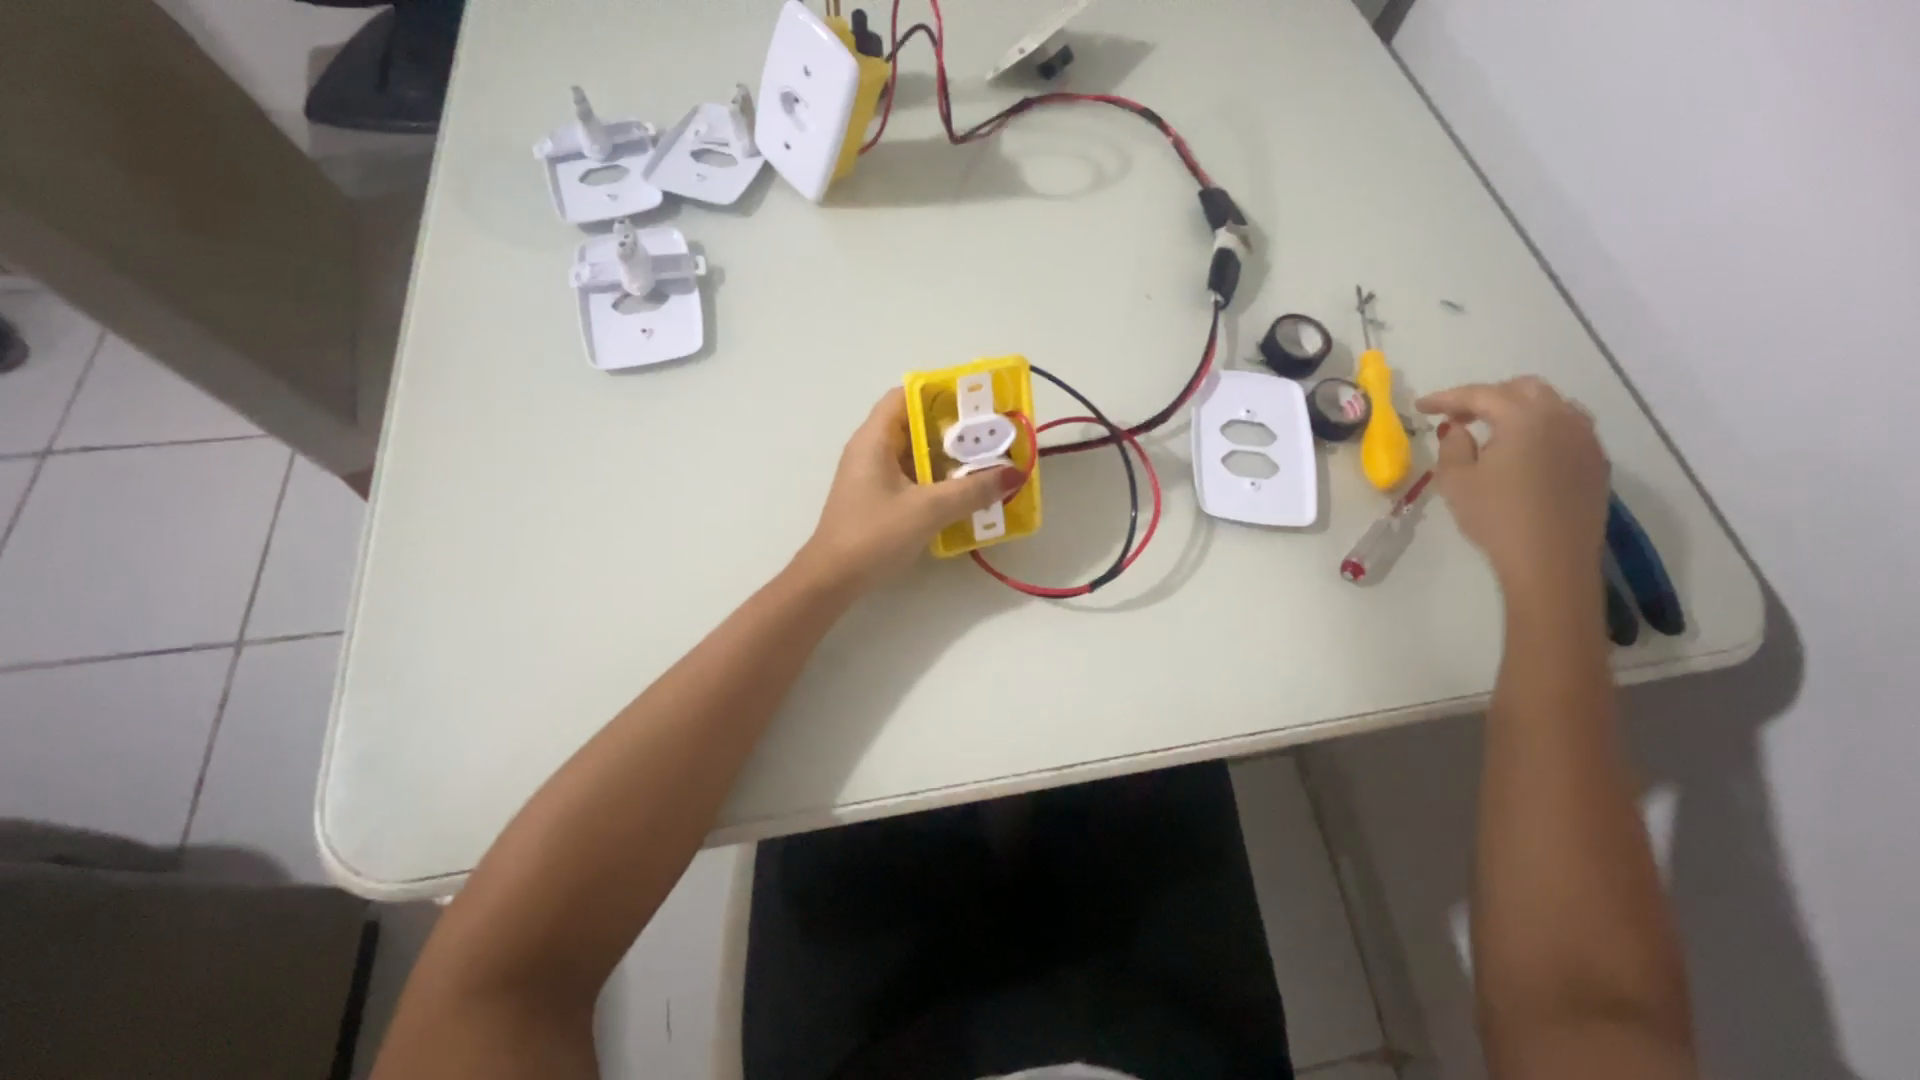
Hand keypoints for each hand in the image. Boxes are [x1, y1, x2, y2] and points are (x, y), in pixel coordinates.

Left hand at [795, 388, 1020, 592]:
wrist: (832, 579)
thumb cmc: (874, 535)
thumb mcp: (928, 510)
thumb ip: (973, 490)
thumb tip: (1014, 473)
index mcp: (874, 438)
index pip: (905, 395)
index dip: (940, 392)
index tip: (975, 399)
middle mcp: (870, 449)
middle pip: (913, 423)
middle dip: (952, 427)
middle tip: (990, 434)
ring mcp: (871, 475)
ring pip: (913, 452)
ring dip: (946, 456)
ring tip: (985, 461)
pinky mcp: (876, 498)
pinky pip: (910, 476)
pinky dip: (935, 478)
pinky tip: (962, 492)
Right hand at [1417, 377, 1608, 594]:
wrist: (1551, 562)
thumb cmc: (1497, 518)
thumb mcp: (1456, 481)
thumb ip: (1452, 445)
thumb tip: (1458, 429)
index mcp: (1524, 417)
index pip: (1480, 394)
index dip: (1447, 398)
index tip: (1421, 407)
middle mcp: (1561, 417)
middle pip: (1523, 389)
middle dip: (1488, 397)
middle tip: (1459, 417)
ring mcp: (1585, 438)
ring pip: (1552, 405)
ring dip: (1519, 409)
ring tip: (1494, 431)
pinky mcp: (1596, 461)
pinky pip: (1568, 428)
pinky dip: (1542, 428)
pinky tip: (1525, 452)